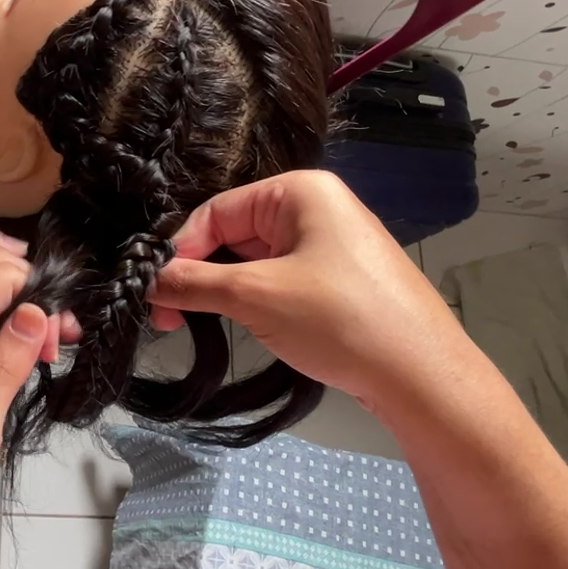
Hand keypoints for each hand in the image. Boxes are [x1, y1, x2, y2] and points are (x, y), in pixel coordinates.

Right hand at [148, 170, 478, 415]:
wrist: (423, 377)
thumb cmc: (339, 320)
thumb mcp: (255, 297)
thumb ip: (192, 283)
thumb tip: (144, 281)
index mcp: (298, 191)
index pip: (215, 212)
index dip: (180, 251)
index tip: (153, 293)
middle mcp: (314, 207)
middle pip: (232, 234)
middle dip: (198, 273)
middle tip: (168, 317)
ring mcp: (329, 244)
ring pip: (252, 259)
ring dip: (221, 290)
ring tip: (195, 323)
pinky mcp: (336, 279)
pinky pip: (277, 278)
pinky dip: (250, 299)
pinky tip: (237, 324)